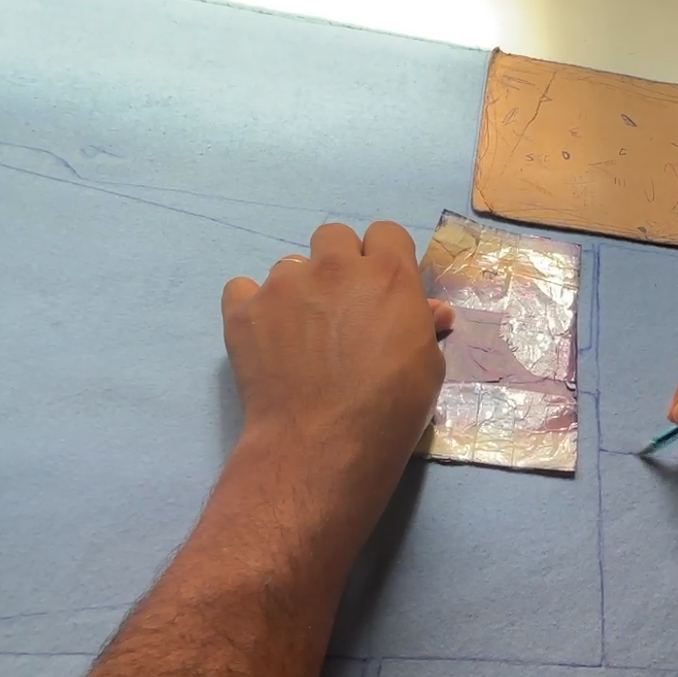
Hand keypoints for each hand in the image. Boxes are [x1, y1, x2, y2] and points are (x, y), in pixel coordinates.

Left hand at [222, 222, 454, 522]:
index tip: (385, 288)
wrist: (324, 443)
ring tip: (303, 334)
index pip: (386, 233)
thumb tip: (433, 310)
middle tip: (344, 307)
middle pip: (335, 236)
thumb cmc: (392, 409)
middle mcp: (335, 267)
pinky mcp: (244, 309)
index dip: (387, 257)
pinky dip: (256, 308)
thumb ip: (424, 326)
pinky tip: (268, 339)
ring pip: (290, 265)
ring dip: (300, 289)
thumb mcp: (428, 368)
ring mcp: (284, 285)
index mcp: (388, 275)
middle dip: (341, 263)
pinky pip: (244, 289)